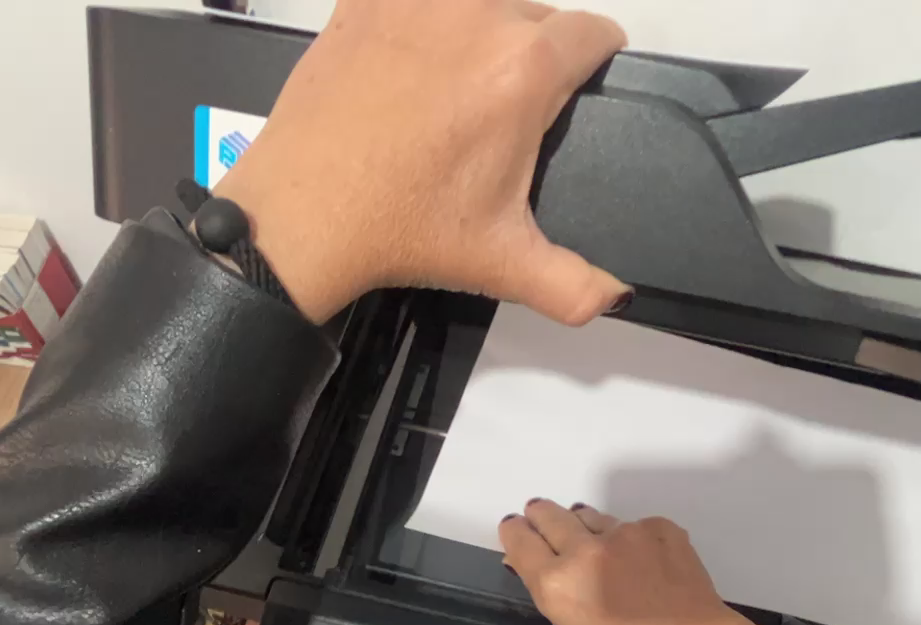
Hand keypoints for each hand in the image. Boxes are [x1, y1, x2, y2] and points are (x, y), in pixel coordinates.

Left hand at [212, 0, 631, 324]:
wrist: (307, 214)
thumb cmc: (401, 229)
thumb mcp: (499, 264)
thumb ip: (571, 286)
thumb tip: (614, 298)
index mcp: (522, 71)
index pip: (594, 34)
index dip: (596, 61)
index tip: (580, 86)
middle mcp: (477, 12)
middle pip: (536, 16)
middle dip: (533, 59)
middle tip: (503, 118)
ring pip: (481, 0)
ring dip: (482, 34)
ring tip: (456, 93)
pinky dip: (426, 22)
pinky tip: (411, 69)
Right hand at [500, 500, 773, 624]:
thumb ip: (548, 589)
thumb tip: (529, 560)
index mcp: (557, 582)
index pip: (519, 537)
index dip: (515, 531)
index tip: (518, 530)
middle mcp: (586, 550)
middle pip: (548, 513)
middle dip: (541, 516)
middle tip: (544, 522)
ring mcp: (625, 533)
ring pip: (590, 517)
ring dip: (586, 529)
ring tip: (601, 555)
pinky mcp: (659, 526)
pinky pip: (632, 526)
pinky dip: (630, 540)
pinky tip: (644, 566)